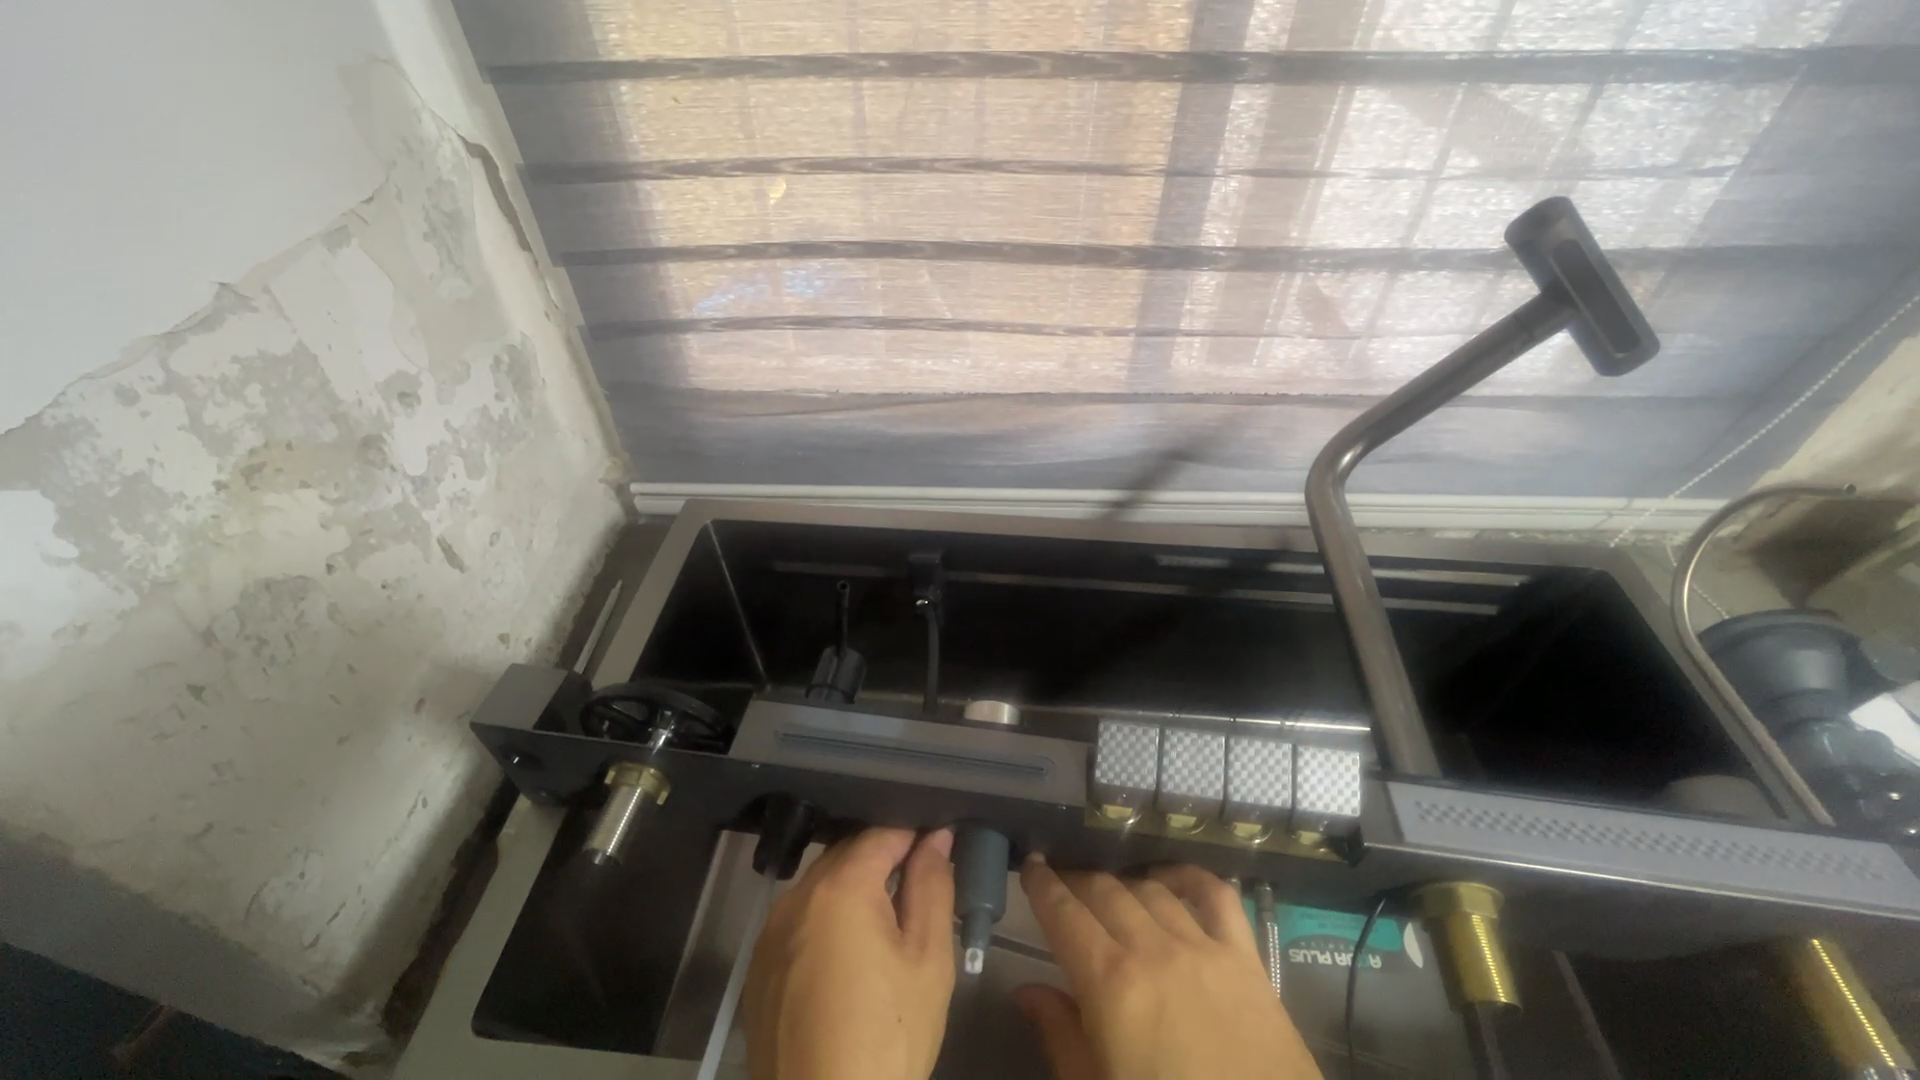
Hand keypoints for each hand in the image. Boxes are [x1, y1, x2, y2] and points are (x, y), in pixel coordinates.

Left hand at [744, 827, 955, 1079]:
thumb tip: (936, 839)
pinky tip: (851, 958)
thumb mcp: (928, 959)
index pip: (881, 834)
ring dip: (853, 890)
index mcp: (839, 888)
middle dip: (883, 858)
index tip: (941, 845)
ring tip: (889, 924)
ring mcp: (770, 934)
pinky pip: (799, 922)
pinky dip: (826, 922)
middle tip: (921, 885)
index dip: (914, 834)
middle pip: (845, 855)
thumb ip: (932, 887)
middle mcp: (795, 899)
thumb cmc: (888, 1035)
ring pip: (819, 887)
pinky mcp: (759, 968)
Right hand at [1015, 859, 1322, 1079]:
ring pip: (1151, 889)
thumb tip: (1026, 991)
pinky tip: (1170, 878)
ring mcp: (1204, 948)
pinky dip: (1190, 876)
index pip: (1064, 914)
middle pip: (1105, 891)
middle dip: (1076, 880)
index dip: (1042, 885)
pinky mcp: (1247, 959)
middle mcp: (1154, 950)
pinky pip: (1217, 897)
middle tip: (1060, 882)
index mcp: (1110, 983)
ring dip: (1122, 882)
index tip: (1030, 865)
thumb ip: (1060, 1035)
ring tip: (1108, 889)